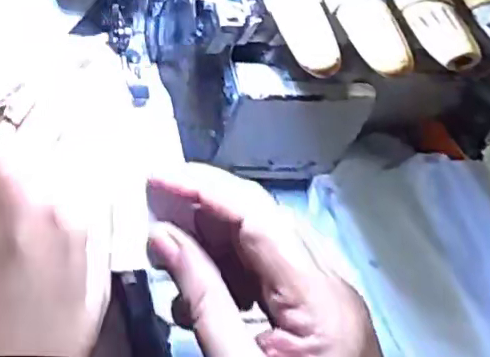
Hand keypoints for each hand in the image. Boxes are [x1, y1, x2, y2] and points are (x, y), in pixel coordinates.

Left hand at [0, 68, 117, 356]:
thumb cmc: (29, 340)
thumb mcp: (92, 293)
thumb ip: (108, 223)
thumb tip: (114, 168)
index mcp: (68, 205)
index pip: (97, 127)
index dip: (110, 99)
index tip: (119, 84)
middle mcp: (25, 172)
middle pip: (62, 101)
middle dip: (86, 72)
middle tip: (100, 54)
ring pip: (22, 97)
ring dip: (49, 73)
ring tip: (69, 55)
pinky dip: (6, 92)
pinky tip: (22, 82)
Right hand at [149, 164, 380, 356]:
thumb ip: (201, 296)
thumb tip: (162, 235)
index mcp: (320, 298)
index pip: (256, 214)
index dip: (203, 186)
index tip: (157, 176)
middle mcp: (334, 283)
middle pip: (263, 219)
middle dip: (206, 206)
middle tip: (156, 203)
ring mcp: (333, 297)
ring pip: (268, 240)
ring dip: (217, 238)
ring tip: (170, 249)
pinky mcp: (324, 313)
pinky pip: (275, 271)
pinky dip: (235, 269)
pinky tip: (200, 288)